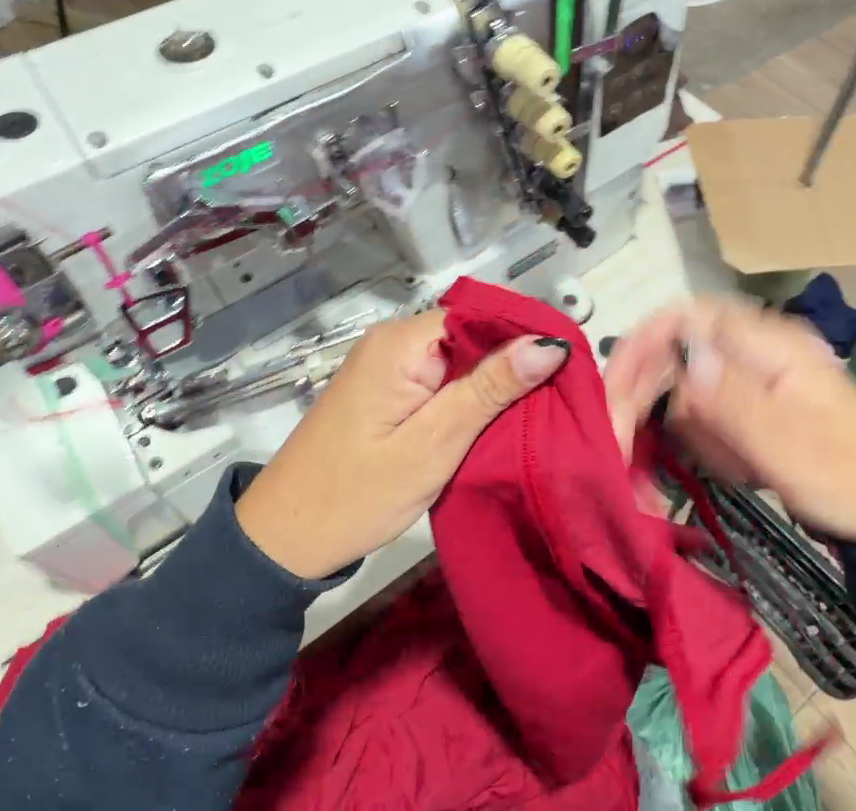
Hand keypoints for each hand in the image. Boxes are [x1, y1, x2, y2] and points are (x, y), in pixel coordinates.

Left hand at [234, 309, 568, 578]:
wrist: (285, 539)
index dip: (526, 337)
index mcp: (401, 344)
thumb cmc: (356, 495)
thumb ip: (489, 390)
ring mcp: (388, 366)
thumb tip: (548, 345)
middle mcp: (393, 342)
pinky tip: (499, 421)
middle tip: (563, 399)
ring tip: (542, 411)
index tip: (570, 370)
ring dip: (496, 384)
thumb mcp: (433, 445)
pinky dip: (470, 399)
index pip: (481, 315)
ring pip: (461, 359)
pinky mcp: (387, 391)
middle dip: (515, 363)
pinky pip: (441, 380)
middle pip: (472, 334)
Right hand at [604, 297, 855, 548]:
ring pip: (688, 394)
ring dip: (693, 434)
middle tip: (628, 449)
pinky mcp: (754, 412)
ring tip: (734, 468)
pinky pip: (709, 421)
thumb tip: (685, 360)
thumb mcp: (790, 444)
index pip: (687, 317)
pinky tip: (744, 470)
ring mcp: (755, 382)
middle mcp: (756, 353)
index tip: (615, 388)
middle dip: (650, 401)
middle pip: (676, 356)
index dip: (643, 342)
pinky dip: (712, 448)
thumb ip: (732, 400)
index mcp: (769, 345)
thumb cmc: (852, 478)